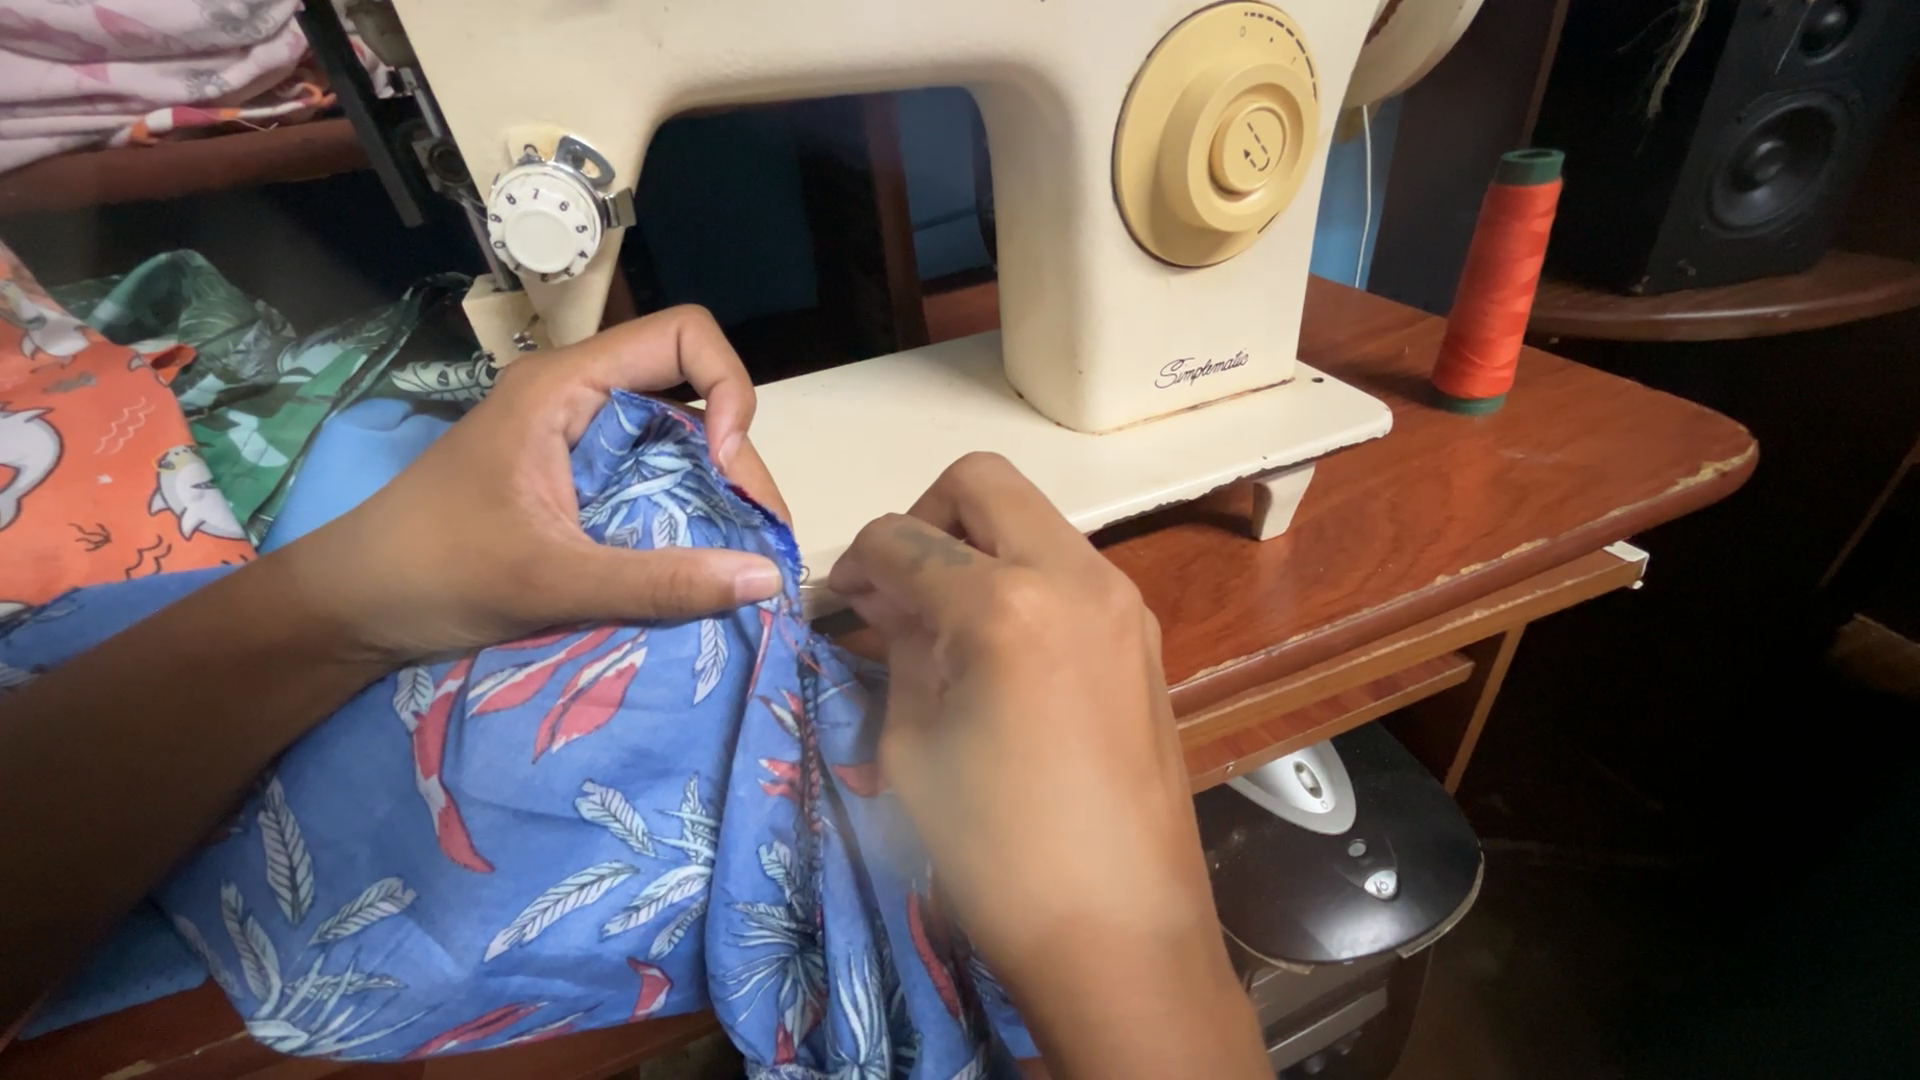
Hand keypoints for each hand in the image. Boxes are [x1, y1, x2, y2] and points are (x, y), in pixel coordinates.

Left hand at [282, 305, 789, 662]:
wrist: (351, 609)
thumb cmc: (434, 571)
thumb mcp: (552, 579)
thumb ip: (661, 582)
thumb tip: (768, 579)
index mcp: (568, 385)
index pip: (685, 335)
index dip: (729, 386)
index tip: (729, 463)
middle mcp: (586, 400)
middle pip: (699, 398)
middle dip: (740, 462)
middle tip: (757, 535)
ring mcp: (587, 442)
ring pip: (684, 447)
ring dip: (722, 495)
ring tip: (741, 556)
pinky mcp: (586, 482)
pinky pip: (662, 483)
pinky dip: (693, 517)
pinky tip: (703, 560)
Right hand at [828, 454, 1265, 1077]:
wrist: (1122, 931)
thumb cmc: (996, 854)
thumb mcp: (912, 742)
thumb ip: (899, 644)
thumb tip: (884, 594)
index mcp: (1004, 603)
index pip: (904, 536)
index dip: (857, 560)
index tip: (843, 599)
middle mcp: (1073, 574)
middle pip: (981, 482)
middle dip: (924, 518)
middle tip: (899, 588)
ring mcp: (1120, 598)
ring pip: (1030, 519)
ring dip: (976, 547)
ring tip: (945, 620)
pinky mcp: (1143, 630)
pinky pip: (1065, 566)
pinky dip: (1019, 579)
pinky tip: (998, 646)